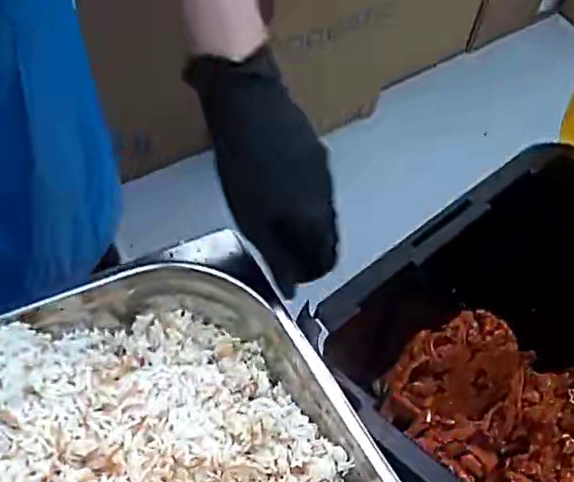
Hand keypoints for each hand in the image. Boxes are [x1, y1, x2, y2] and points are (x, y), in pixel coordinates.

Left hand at [185, 48, 338, 296]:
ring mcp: (324, 176)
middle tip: (279, 248)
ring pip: (321, 214)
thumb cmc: (245, 165)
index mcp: (316, 224)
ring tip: (273, 216)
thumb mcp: (253, 223)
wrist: (248, 99)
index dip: (308, 273)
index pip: (326, 263)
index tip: (290, 272)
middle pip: (326, 240)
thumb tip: (291, 290)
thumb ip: (277, 259)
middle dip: (306, 250)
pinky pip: (315, 189)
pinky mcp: (316, 153)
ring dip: (303, 223)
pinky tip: (275, 187)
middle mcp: (328, 202)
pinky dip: (301, 199)